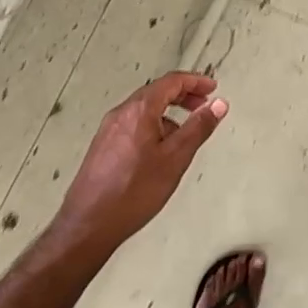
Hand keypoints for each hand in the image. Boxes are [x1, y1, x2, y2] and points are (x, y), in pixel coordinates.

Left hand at [56, 71, 227, 249]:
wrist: (88, 226)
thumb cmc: (134, 191)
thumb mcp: (175, 158)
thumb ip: (198, 128)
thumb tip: (219, 104)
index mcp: (139, 110)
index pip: (171, 81)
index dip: (195, 82)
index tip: (212, 89)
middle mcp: (121, 113)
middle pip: (156, 92)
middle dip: (183, 96)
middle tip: (203, 107)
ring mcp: (108, 130)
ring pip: (144, 111)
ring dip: (168, 113)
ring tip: (184, 135)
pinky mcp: (102, 148)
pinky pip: (133, 125)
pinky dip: (153, 126)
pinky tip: (159, 152)